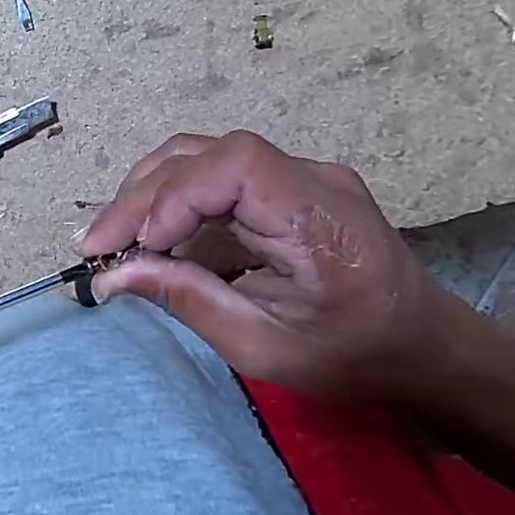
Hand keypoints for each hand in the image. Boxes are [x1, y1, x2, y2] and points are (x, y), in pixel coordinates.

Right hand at [79, 131, 485, 405]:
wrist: (421, 348)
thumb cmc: (354, 359)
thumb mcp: (266, 349)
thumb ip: (189, 301)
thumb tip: (113, 275)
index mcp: (322, 218)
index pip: (236, 165)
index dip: (174, 195)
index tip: (138, 247)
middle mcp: (310, 178)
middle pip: (205, 155)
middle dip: (140, 198)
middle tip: (93, 247)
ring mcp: (295, 174)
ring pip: (200, 156)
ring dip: (146, 192)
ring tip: (110, 237)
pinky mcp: (280, 183)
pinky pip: (211, 174)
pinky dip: (167, 198)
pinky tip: (145, 230)